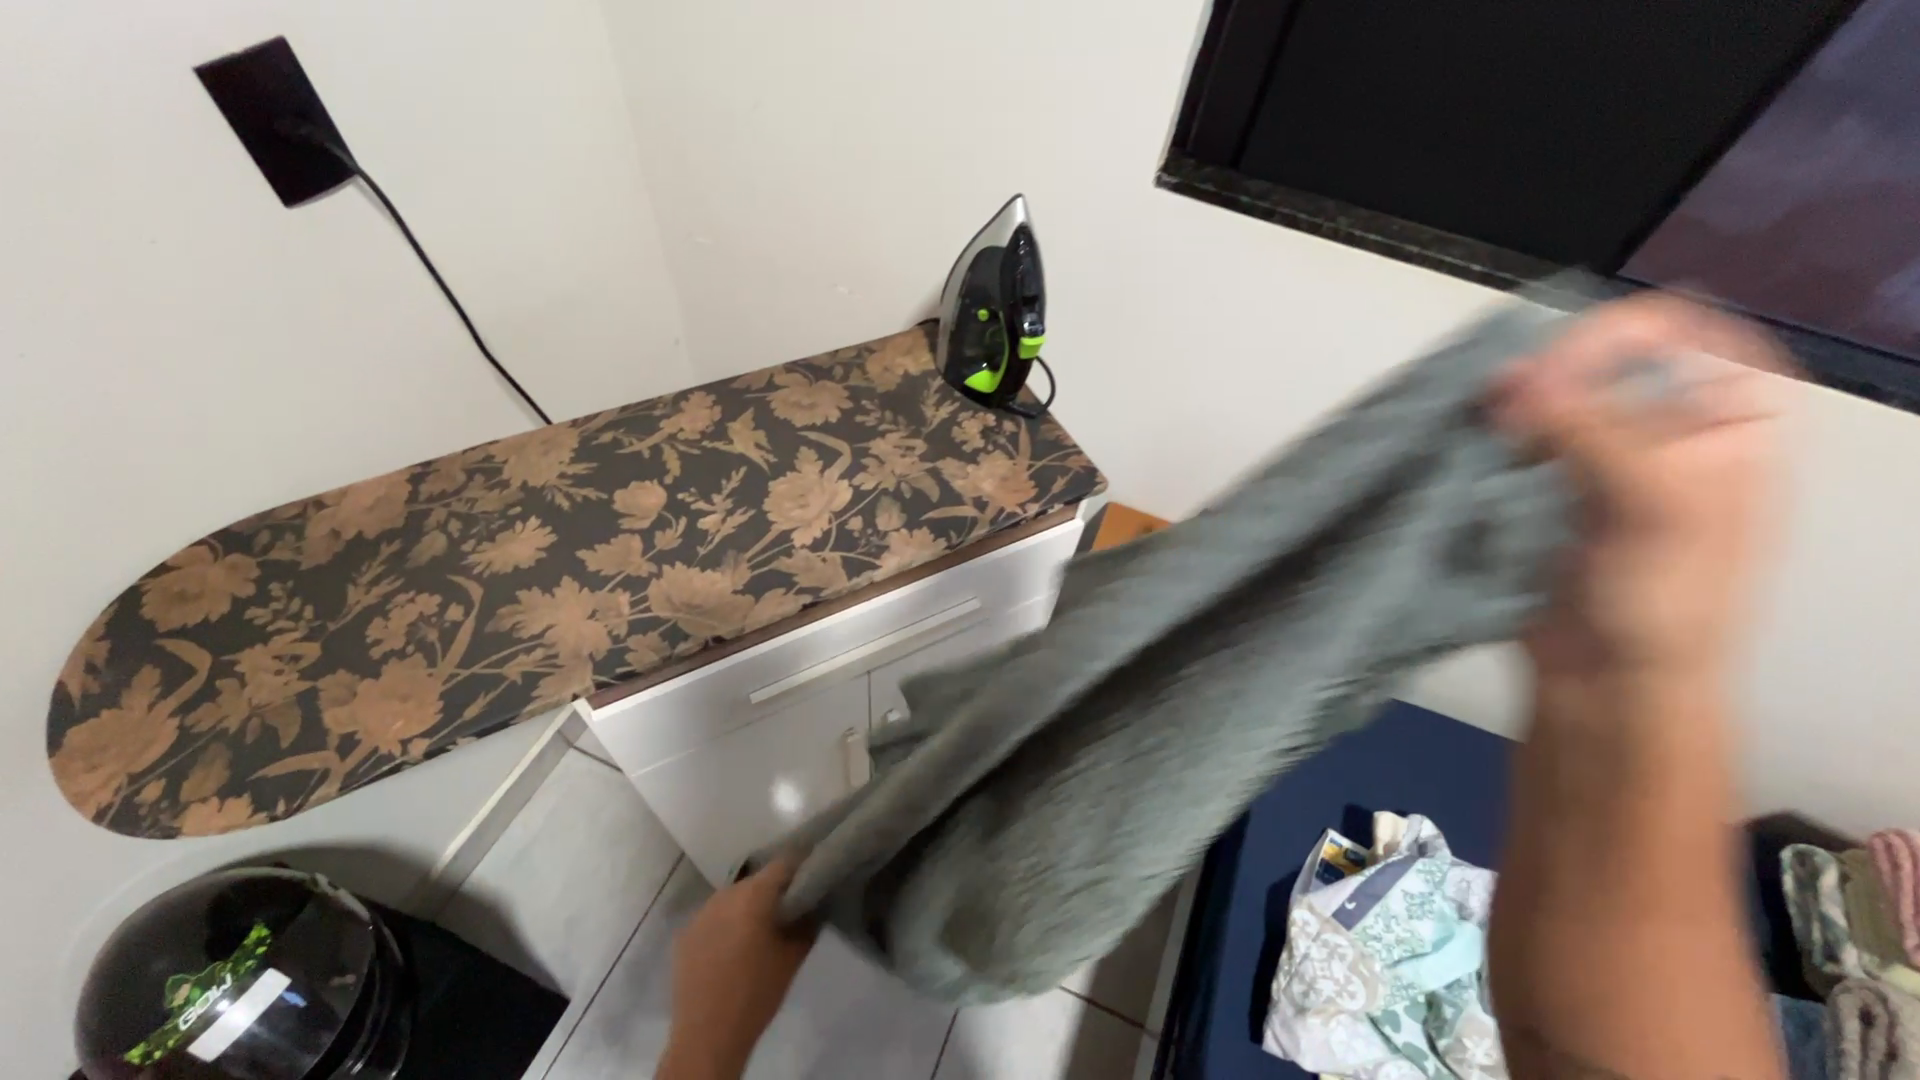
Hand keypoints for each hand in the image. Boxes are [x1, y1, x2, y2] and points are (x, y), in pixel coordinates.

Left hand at [658, 859, 817, 1079]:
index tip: (813, 875)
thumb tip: (813, 906)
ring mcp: (700, 913)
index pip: (783, 863)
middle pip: (756, 880)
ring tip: (759, 929)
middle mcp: (724, 895)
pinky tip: (731, 947)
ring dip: (747, 906)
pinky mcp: (684, 934)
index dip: (800, 866)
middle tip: (789, 907)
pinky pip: (712, 917)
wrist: (707, 1035)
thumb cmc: (757, 993)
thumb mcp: (793, 958)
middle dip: (773, 889)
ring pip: (732, 897)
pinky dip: (725, 924)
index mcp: (754, 895)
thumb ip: (807, 924)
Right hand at [1490, 293, 1790, 686]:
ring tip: (1482, 431)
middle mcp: (1664, 424)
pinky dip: (1489, 433)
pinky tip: (1472, 446)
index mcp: (1729, 418)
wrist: (1608, 680)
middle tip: (1505, 410)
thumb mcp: (1657, 508)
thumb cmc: (1665, 603)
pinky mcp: (1542, 483)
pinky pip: (1513, 435)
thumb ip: (1592, 432)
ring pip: (1548, 395)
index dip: (1614, 341)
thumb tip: (1512, 374)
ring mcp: (1598, 453)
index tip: (1557, 377)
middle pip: (1599, 357)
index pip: (1678, 331)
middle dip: (1547, 373)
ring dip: (1510, 405)